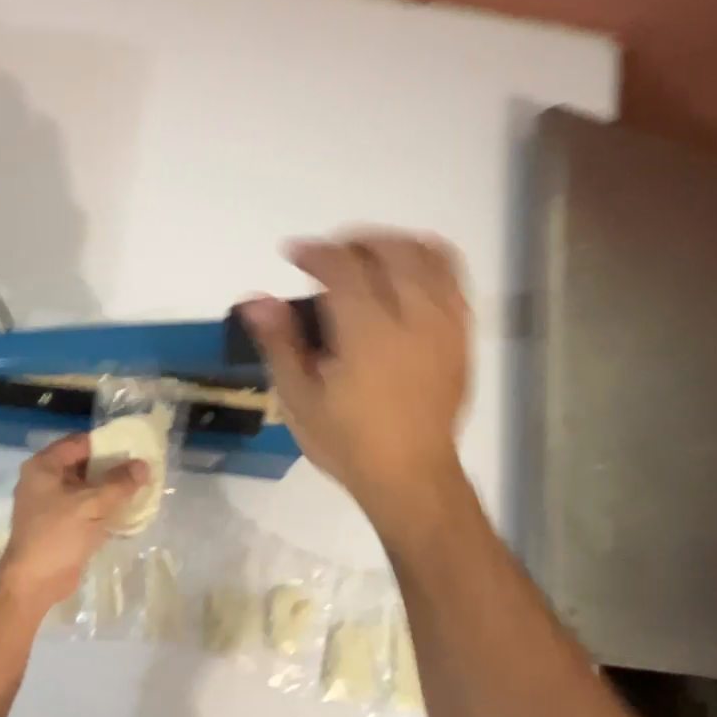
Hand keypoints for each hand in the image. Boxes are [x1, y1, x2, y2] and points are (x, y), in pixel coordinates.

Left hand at [0, 434, 147, 611]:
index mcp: (44, 466)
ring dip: (110, 489)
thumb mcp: (91, 504)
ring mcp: (51, 504)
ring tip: (140, 486)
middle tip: (142, 467)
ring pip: (86, 488)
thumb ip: (119, 483)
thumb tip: (143, 465)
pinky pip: (85, 508)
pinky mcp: (60, 525)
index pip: (79, 442)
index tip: (134, 446)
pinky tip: (128, 510)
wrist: (34, 581)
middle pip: (83, 464)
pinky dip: (103, 508)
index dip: (107, 442)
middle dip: (112, 466)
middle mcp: (44, 480)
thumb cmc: (58, 535)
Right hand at [243, 231, 470, 514]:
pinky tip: (403, 279)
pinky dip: (426, 263)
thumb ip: (279, 343)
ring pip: (428, 254)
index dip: (315, 252)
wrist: (409, 475)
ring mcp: (444, 323)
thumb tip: (254, 299)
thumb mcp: (299, 399)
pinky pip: (453, 277)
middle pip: (389, 249)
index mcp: (367, 333)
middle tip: (327, 257)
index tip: (292, 254)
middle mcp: (412, 317)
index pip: (343, 267)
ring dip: (393, 245)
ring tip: (366, 260)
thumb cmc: (346, 442)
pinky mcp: (462, 335)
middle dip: (354, 241)